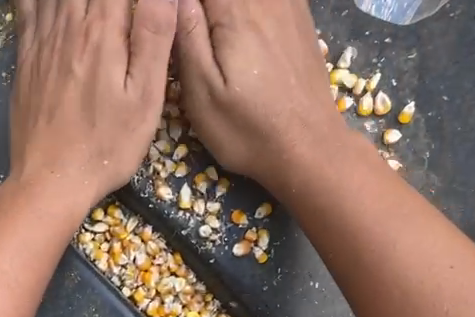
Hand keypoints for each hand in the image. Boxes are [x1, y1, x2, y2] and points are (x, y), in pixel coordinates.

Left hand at [4, 0, 177, 214]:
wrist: (50, 182)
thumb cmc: (105, 147)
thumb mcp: (144, 98)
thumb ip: (155, 35)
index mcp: (103, 29)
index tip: (144, 5)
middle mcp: (69, 24)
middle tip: (117, 7)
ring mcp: (41, 41)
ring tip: (91, 4)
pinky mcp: (24, 60)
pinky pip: (26, 7)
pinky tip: (49, 1)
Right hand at [174, 0, 345, 196]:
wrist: (307, 146)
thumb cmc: (246, 130)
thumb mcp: (202, 95)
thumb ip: (187, 37)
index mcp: (233, 13)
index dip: (178, 3)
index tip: (167, 17)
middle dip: (202, 7)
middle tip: (188, 31)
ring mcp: (286, 3)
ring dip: (221, 9)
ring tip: (210, 35)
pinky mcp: (299, 15)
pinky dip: (247, 10)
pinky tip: (238, 29)